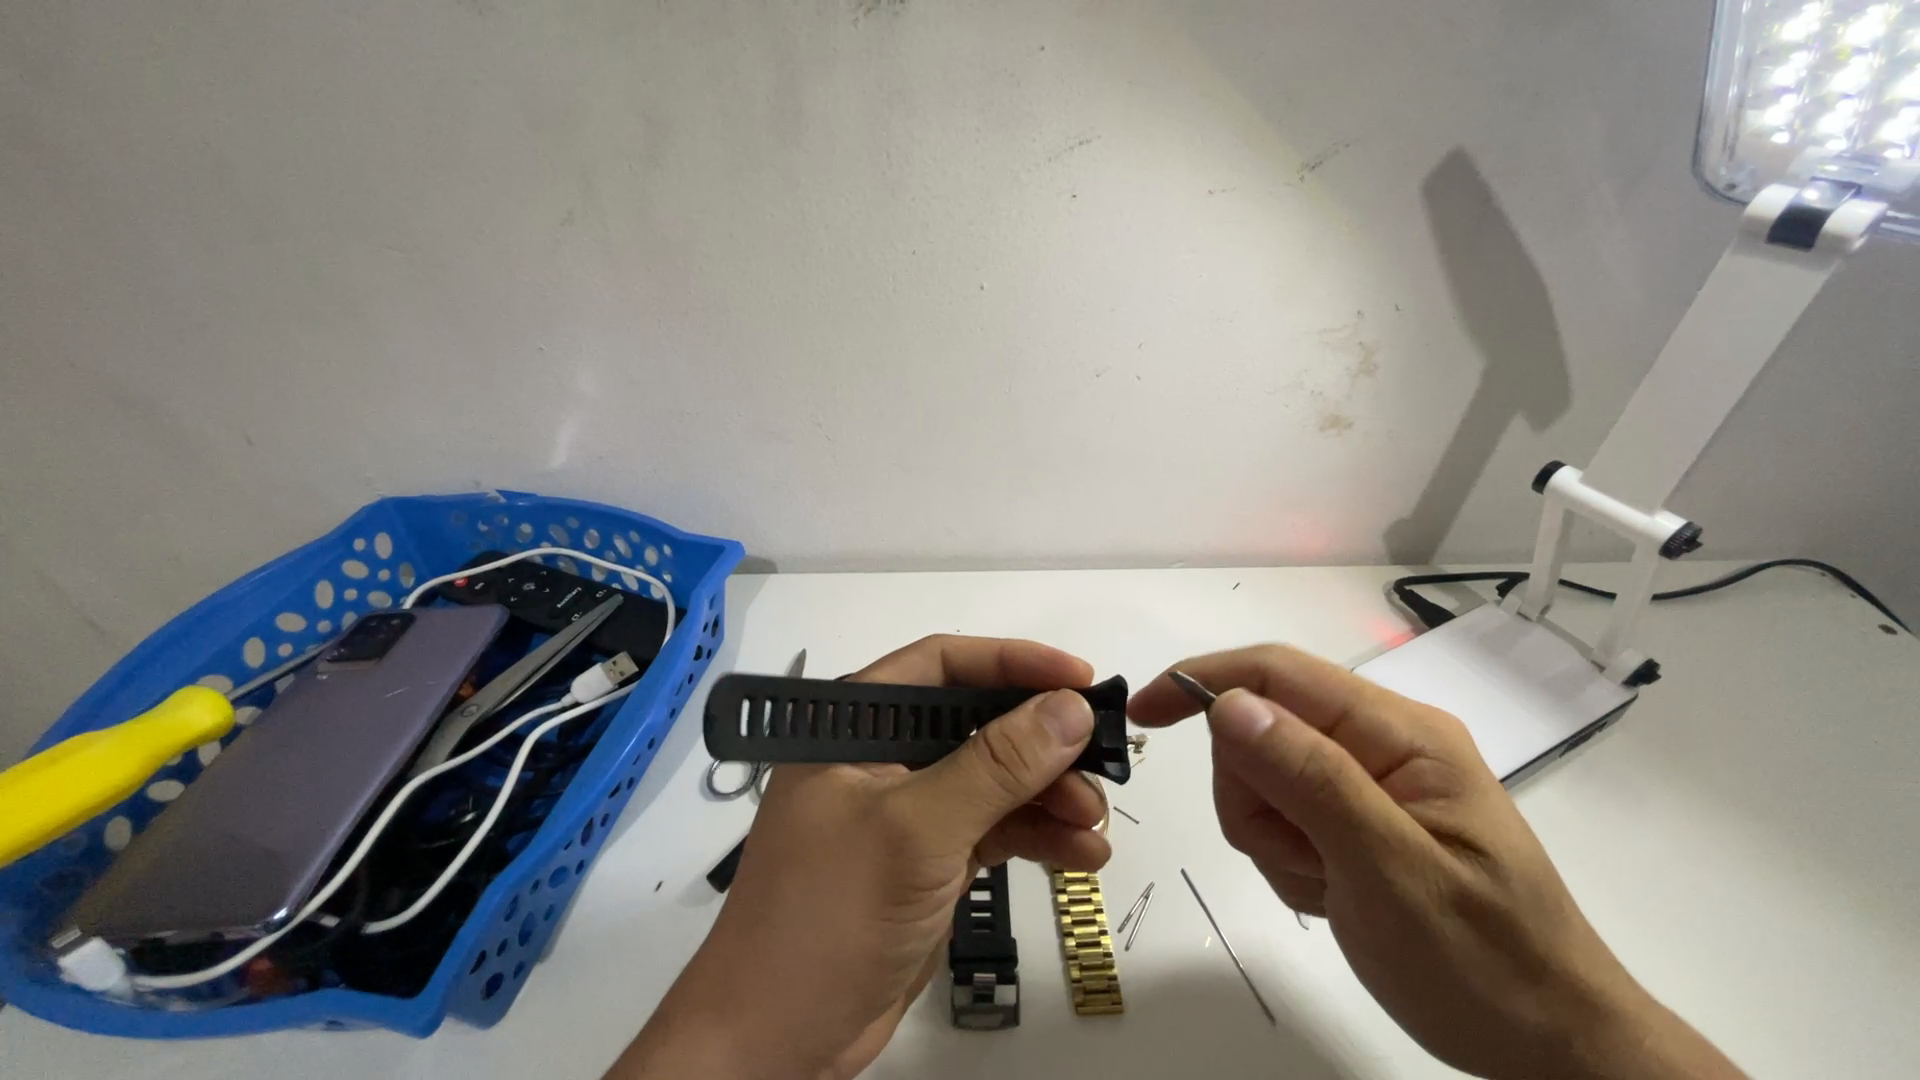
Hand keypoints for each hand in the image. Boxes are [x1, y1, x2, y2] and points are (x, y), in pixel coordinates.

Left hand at [611, 636, 1109, 1079]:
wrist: (780, 1039)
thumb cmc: (831, 914)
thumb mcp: (918, 829)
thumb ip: (996, 765)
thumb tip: (1069, 706)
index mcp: (857, 722)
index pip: (943, 663)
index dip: (1014, 662)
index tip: (1080, 676)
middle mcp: (884, 754)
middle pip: (978, 722)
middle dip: (1043, 741)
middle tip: (1103, 759)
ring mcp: (910, 810)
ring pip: (995, 779)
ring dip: (1050, 794)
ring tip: (1096, 822)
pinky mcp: (931, 860)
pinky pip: (995, 829)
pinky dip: (1038, 837)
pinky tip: (1084, 855)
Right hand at [1129, 645, 1745, 1079]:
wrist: (1548, 1044)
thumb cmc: (1484, 962)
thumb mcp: (1391, 871)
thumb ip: (1311, 780)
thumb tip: (1230, 703)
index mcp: (1399, 732)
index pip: (1278, 672)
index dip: (1203, 681)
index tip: (1144, 715)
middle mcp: (1380, 741)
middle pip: (1259, 728)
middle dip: (1252, 793)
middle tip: (1298, 856)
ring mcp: (1367, 780)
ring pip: (1259, 775)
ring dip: (1269, 833)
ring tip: (1324, 882)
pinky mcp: (1354, 817)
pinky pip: (1278, 815)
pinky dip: (1284, 855)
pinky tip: (1330, 891)